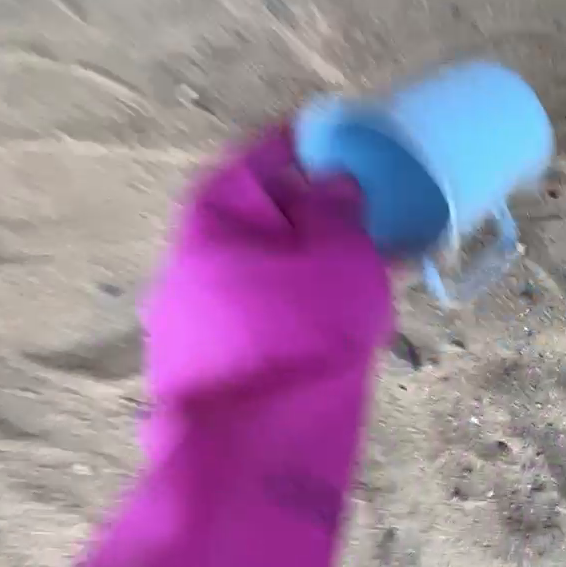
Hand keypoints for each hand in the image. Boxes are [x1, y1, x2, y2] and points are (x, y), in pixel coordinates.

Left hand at [144, 127, 392, 402]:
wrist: (263, 435)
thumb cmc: (307, 324)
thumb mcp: (341, 254)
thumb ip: (338, 208)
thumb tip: (331, 180)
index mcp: (215, 223)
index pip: (254, 160)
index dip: (297, 140)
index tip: (339, 131)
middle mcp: (192, 260)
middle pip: (257, 211)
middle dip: (313, 200)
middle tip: (367, 195)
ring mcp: (198, 309)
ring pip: (267, 258)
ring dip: (316, 247)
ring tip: (373, 249)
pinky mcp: (215, 349)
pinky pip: (268, 295)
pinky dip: (307, 283)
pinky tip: (350, 296)